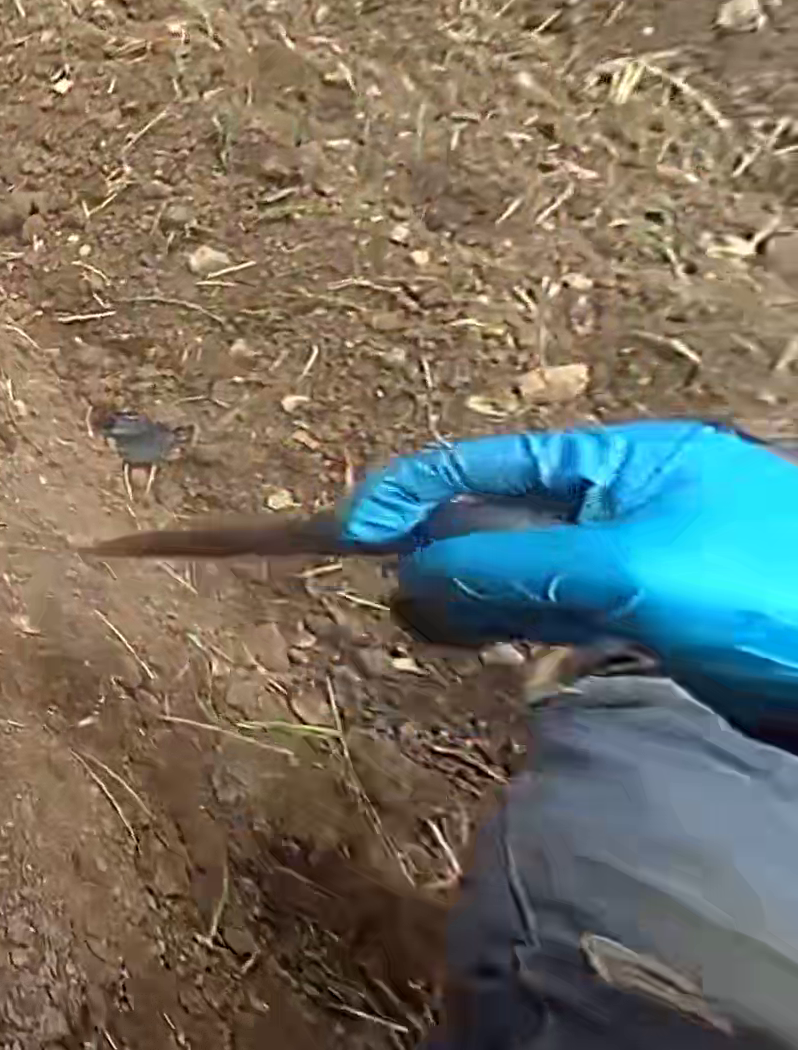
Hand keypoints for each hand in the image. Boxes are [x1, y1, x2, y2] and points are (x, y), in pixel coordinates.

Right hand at [339, 420, 797, 725]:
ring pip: (490, 567)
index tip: (346, 533)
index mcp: (613, 464)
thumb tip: (406, 571)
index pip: (472, 464)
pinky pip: (520, 602)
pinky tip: (476, 637)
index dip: (399, 495)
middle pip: (474, 520)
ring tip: (448, 626)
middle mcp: (600, 502)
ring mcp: (604, 555)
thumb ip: (498, 562)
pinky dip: (488, 619)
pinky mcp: (611, 603)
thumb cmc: (767, 596)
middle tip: (409, 596)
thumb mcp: (621, 571)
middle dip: (432, 557)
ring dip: (456, 596)